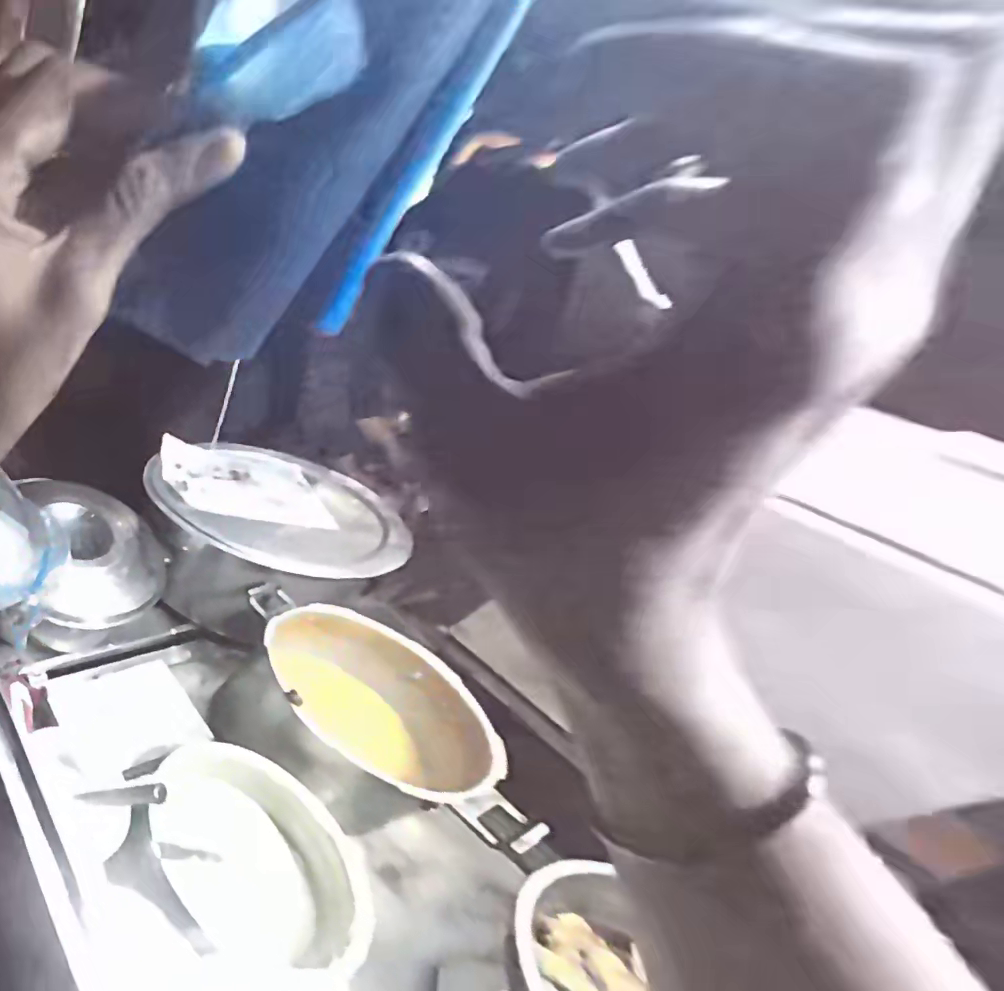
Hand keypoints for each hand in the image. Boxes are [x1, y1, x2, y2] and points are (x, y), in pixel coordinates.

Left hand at [0, 45, 244, 442]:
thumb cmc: (5, 376)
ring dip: (66, 128)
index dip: (123, 95)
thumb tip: (225, 143)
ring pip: (3, 113)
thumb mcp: (78, 288)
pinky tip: (78, 185)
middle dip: (93, 103)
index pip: (52, 87)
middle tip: (151, 138)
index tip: (179, 120)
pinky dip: (35, 157)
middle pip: (21, 83)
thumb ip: (139, 203)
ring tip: (125, 160)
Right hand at [364, 17, 1003, 673]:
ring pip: (895, 118)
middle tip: (603, 98)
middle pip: (926, 72)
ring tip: (604, 147)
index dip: (723, 53)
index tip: (577, 81)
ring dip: (749, 100)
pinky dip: (735, 157)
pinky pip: (835, 176)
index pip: (862, 98)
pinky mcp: (827, 313)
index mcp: (780, 322)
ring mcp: (860, 301)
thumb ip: (427, 340)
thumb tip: (393, 263)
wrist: (621, 606)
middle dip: (754, 57)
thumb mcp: (464, 440)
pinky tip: (621, 210)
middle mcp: (862, 292)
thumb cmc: (544, 538)